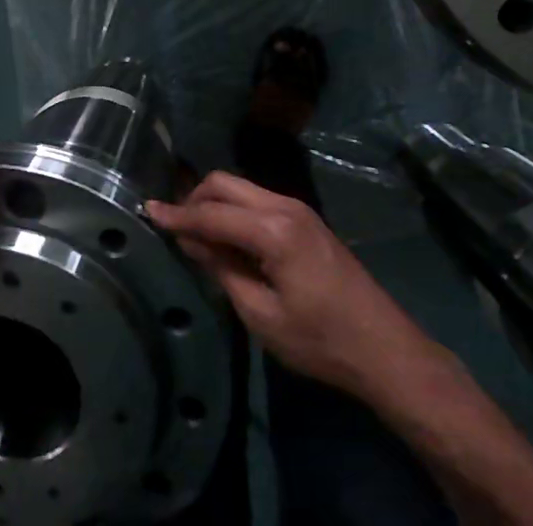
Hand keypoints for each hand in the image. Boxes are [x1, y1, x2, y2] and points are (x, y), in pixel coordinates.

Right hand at [146, 173, 438, 401]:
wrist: (385, 349)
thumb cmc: (319, 340)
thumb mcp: (260, 314)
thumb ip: (222, 268)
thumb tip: (190, 239)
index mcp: (273, 230)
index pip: (211, 213)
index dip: (176, 214)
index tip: (147, 210)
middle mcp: (285, 206)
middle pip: (225, 183)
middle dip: (194, 198)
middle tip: (173, 228)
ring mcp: (299, 210)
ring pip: (241, 189)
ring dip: (214, 204)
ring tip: (196, 237)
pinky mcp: (306, 220)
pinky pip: (258, 201)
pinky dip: (235, 212)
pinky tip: (228, 241)